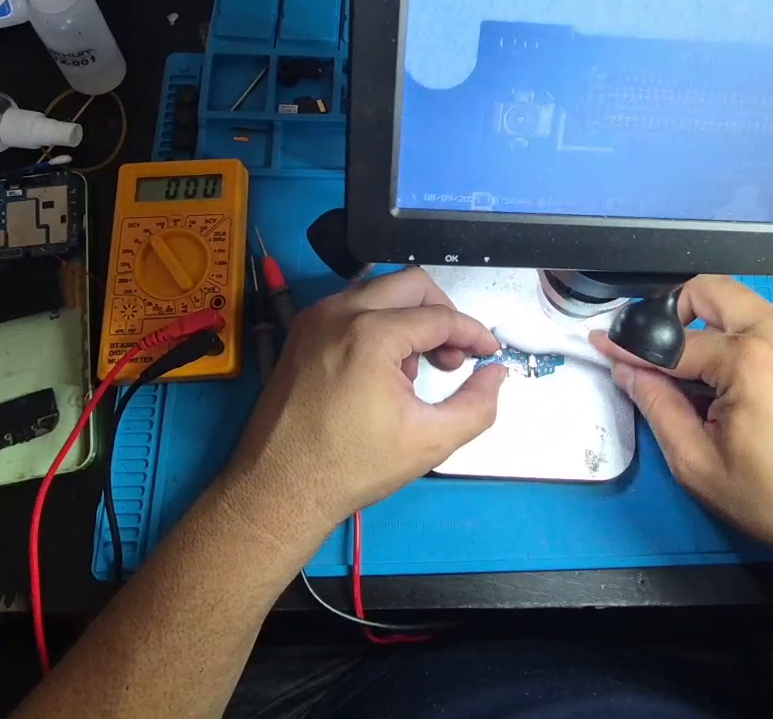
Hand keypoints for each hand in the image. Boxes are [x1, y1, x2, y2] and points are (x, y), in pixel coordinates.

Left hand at [217, 268, 505, 546]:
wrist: (277, 488)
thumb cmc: (351, 467)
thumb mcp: (429, 442)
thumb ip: (477, 405)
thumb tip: (495, 374)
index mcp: (371, 334)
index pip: (440, 316)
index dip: (474, 333)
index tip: (488, 354)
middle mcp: (340, 312)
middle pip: (412, 284)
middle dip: (443, 314)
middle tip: (455, 356)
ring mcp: (317, 317)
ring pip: (382, 290)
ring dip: (411, 316)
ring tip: (419, 367)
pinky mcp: (303, 330)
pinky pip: (354, 305)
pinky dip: (381, 321)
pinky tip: (385, 367)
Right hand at [593, 275, 772, 570]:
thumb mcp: (700, 465)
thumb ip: (657, 407)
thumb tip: (627, 370)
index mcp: (749, 359)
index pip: (672, 340)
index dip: (632, 345)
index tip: (605, 342)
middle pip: (711, 290)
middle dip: (675, 310)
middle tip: (664, 351)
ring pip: (748, 308)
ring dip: (717, 329)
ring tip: (712, 382)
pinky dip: (753, 344)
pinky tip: (756, 391)